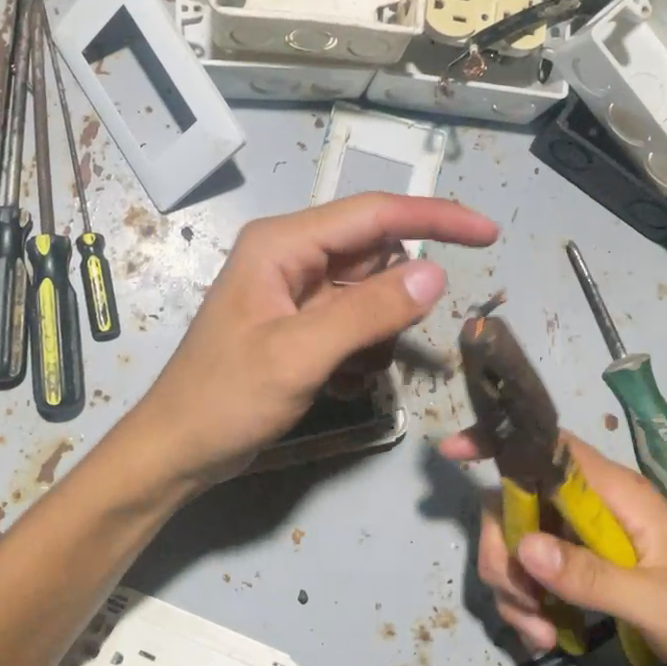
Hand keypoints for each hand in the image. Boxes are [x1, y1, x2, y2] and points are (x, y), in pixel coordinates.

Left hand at [131, 193, 497, 486]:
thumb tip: (435, 274)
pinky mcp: (299, 326)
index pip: (375, 214)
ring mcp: (294, 293)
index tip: (489, 234)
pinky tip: (336, 384)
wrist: (177, 451)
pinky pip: (354, 324)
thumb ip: (369, 311)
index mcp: (282, 244)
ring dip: (377, 336)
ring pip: (370, 295)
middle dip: (393, 303)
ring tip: (344, 374)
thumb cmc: (226, 399)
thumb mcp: (300, 354)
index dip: (436, 218)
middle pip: (375, 257)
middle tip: (371, 351)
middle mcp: (290, 257)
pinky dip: (361, 353)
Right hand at [447, 431, 666, 665]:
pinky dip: (524, 603)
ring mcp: (581, 535)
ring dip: (513, 588)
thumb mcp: (665, 605)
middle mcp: (591, 505)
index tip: (454, 451)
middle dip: (504, 553)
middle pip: (515, 503)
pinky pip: (529, 571)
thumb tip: (525, 545)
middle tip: (523, 604)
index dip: (500, 442)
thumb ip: (596, 577)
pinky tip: (545, 635)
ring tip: (542, 633)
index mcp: (616, 494)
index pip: (549, 447)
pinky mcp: (577, 564)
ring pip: (515, 541)